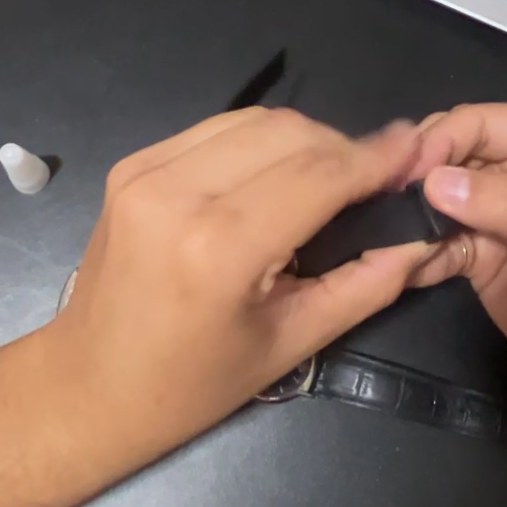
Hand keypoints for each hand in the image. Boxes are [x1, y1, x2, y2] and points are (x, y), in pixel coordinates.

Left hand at [43, 109, 439, 453]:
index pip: (319, 174)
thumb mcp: (289, 343)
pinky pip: (218, 130)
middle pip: (290, 132)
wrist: (86, 385)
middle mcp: (177, 191)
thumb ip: (364, 284)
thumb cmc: (190, 385)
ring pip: (255, 121)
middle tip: (377, 175)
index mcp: (219, 247)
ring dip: (306, 140)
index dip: (376, 158)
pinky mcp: (132, 163)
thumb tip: (420, 237)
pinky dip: (261, 142)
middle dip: (345, 146)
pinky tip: (276, 174)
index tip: (418, 149)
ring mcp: (146, 169)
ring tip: (331, 176)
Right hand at [407, 104, 506, 398]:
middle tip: (382, 207)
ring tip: (383, 238)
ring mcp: (493, 205)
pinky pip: (431, 234)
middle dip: (415, 176)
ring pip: (432, 191)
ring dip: (407, 214)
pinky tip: (401, 267)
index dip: (439, 143)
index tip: (403, 179)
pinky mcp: (473, 244)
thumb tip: (433, 180)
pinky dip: (414, 248)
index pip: (479, 122)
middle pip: (447, 151)